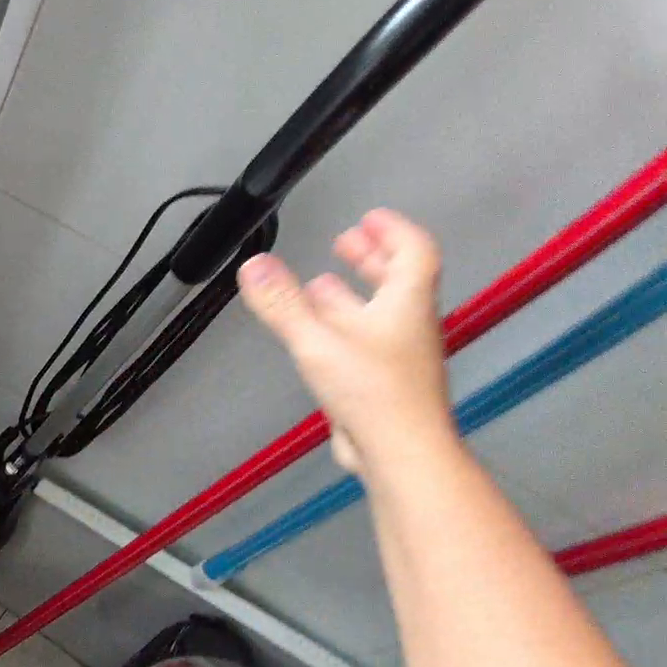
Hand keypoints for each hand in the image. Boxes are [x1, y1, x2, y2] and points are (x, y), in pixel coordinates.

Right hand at [237, 208, 456, 473]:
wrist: (398, 448)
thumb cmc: (373, 394)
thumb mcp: (316, 341)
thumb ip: (282, 304)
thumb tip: (254, 266)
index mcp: (404, 305)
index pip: (411, 252)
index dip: (392, 231)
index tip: (370, 218)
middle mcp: (405, 325)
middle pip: (396, 280)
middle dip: (370, 257)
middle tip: (349, 241)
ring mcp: (395, 354)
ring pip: (376, 311)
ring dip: (352, 292)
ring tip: (323, 284)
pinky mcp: (380, 380)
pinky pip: (362, 340)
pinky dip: (342, 325)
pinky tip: (320, 334)